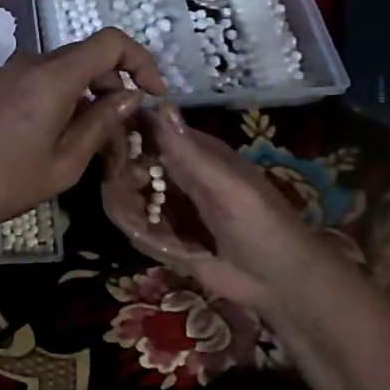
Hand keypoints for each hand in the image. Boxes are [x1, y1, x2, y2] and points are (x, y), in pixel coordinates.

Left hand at [0, 29, 167, 240]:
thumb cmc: (6, 183)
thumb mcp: (65, 162)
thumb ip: (100, 123)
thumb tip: (130, 96)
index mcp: (52, 77)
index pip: (110, 42)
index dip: (140, 60)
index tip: (152, 93)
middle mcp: (29, 64)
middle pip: (86, 55)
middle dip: (114, 83)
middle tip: (124, 127)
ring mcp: (6, 74)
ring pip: (62, 69)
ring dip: (87, 92)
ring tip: (95, 136)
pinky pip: (38, 79)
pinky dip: (61, 95)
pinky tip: (61, 132)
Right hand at [101, 106, 336, 310]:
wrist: (281, 283)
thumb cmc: (263, 227)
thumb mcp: (229, 188)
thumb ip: (190, 153)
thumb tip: (160, 106)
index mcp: (194, 153)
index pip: (146, 131)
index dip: (124, 135)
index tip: (108, 147)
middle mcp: (175, 175)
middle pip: (128, 167)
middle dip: (122, 183)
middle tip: (136, 203)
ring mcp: (167, 205)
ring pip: (127, 198)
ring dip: (133, 215)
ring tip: (165, 236)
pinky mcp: (164, 233)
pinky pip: (136, 227)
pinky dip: (143, 237)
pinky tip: (168, 249)